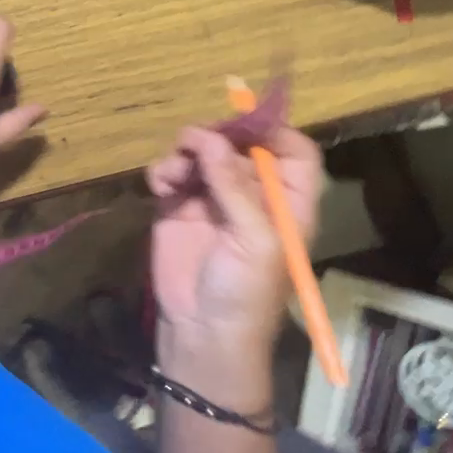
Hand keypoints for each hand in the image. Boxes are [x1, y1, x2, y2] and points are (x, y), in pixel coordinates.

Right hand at [146, 126, 324, 406]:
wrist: (201, 331)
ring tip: (173, 174)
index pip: (293, 152)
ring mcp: (211, 199)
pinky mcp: (176, 207)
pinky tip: (159, 186)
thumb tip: (209, 139)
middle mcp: (250, 194)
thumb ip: (234, 187)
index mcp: (287, 203)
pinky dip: (163, 170)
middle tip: (195, 141)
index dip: (273, 131)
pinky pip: (170, 172)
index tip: (241, 121)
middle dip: (217, 137)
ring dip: (184, 154)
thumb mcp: (254, 241)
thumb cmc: (245, 292)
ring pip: (200, 153)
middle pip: (239, 145)